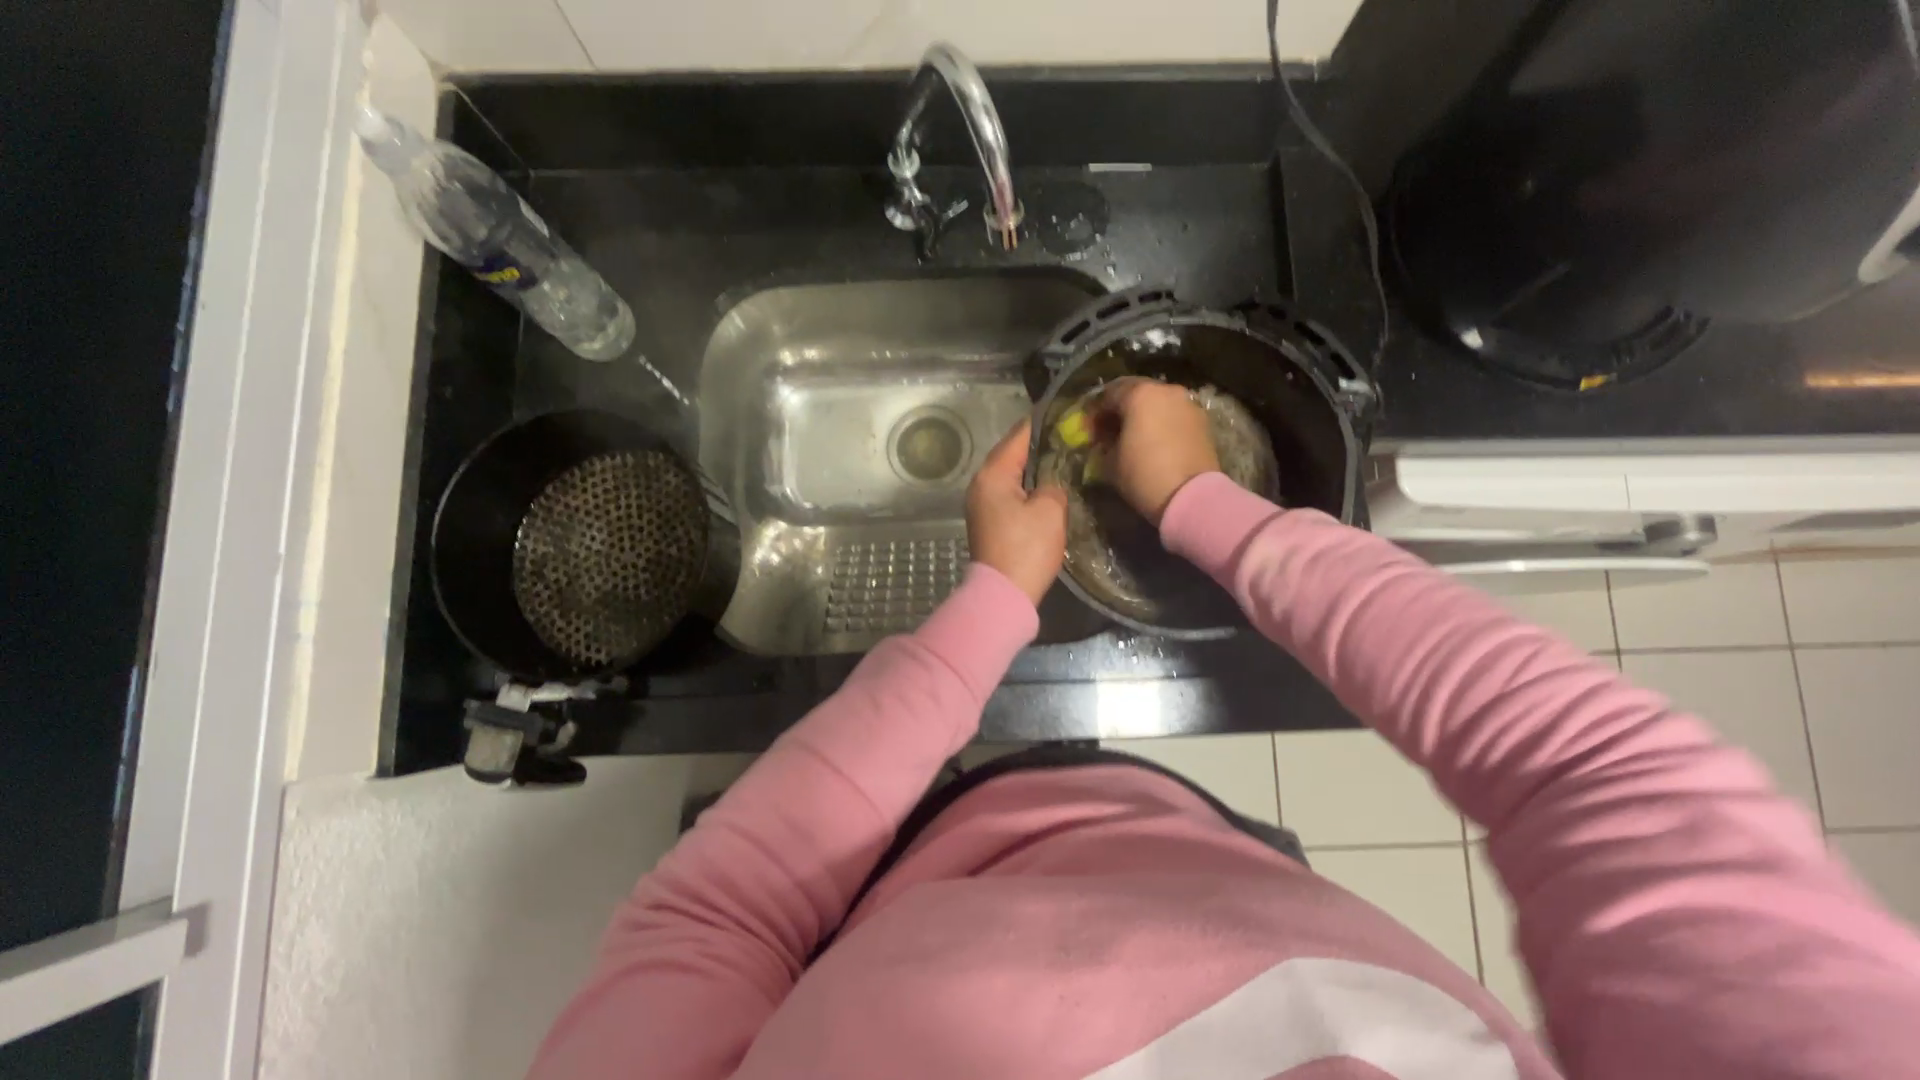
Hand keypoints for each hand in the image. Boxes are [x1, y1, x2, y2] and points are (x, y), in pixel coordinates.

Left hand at [966, 420, 1067, 605]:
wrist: (1004, 595)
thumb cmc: (1026, 549)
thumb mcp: (1050, 510)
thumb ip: (1052, 485)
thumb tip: (1048, 486)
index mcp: (992, 474)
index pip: (1018, 437)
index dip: (1041, 423)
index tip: (1063, 412)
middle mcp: (981, 485)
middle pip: (1012, 455)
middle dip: (1038, 447)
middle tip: (1068, 437)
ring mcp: (982, 506)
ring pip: (1011, 477)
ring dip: (1033, 470)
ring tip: (1062, 461)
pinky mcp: (989, 524)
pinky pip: (1010, 496)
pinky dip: (1027, 490)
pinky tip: (1047, 491)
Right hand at [1092, 378, 1220, 524]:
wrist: (1191, 497)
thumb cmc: (1144, 475)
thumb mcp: (1110, 462)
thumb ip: (1103, 445)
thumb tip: (1105, 442)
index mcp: (1139, 394)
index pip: (1108, 394)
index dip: (1094, 413)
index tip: (1088, 432)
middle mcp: (1166, 390)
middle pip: (1135, 392)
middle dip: (1118, 409)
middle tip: (1108, 431)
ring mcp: (1187, 404)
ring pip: (1156, 402)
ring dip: (1141, 415)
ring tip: (1132, 438)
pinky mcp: (1202, 421)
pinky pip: (1173, 415)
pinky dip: (1160, 423)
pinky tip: (1153, 443)